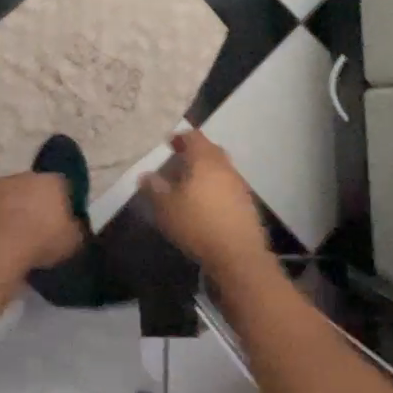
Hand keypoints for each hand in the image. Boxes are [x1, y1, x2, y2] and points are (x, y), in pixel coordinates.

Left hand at [0, 171, 84, 269]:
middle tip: (36, 225)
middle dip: (37, 201)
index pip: (64, 185)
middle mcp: (29, 175)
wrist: (1, 246)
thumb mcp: (73, 242)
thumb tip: (77, 226)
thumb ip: (78, 229)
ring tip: (14, 230)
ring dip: (14, 205)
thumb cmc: (42, 241)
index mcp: (55, 181)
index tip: (60, 220)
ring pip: (13, 191)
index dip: (63, 202)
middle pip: (36, 186)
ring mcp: (3, 182)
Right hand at [140, 130, 271, 276]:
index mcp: (205, 159)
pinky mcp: (247, 204)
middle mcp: (225, 166)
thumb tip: (146, 175)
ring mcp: (239, 184)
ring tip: (190, 186)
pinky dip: (216, 189)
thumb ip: (154, 188)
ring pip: (220, 169)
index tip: (168, 144)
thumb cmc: (198, 224)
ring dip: (206, 172)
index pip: (193, 137)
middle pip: (209, 150)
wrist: (238, 255)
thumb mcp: (166, 207)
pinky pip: (228, 187)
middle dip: (194, 154)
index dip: (180, 138)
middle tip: (178, 163)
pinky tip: (206, 204)